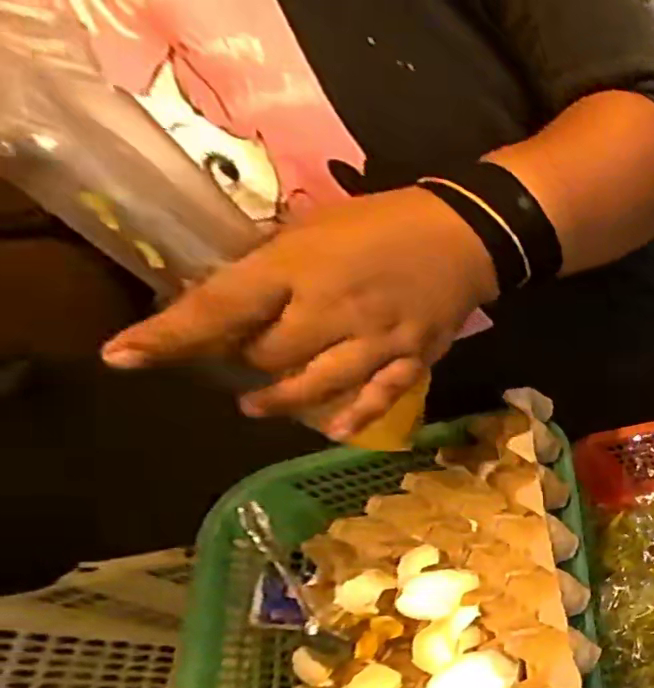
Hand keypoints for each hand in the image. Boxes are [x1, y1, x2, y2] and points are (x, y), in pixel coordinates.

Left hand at [101, 187, 497, 438]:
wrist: (461, 239)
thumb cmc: (380, 224)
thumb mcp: (311, 230)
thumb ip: (275, 266)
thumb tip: (240, 300)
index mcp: (297, 268)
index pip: (220, 308)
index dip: (171, 336)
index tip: (126, 358)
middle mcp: (334, 310)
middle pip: (271, 354)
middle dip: (245, 360)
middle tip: (235, 359)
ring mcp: (380, 338)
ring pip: (322, 381)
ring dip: (284, 398)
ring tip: (258, 406)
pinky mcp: (417, 356)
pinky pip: (384, 393)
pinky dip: (359, 414)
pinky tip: (337, 431)